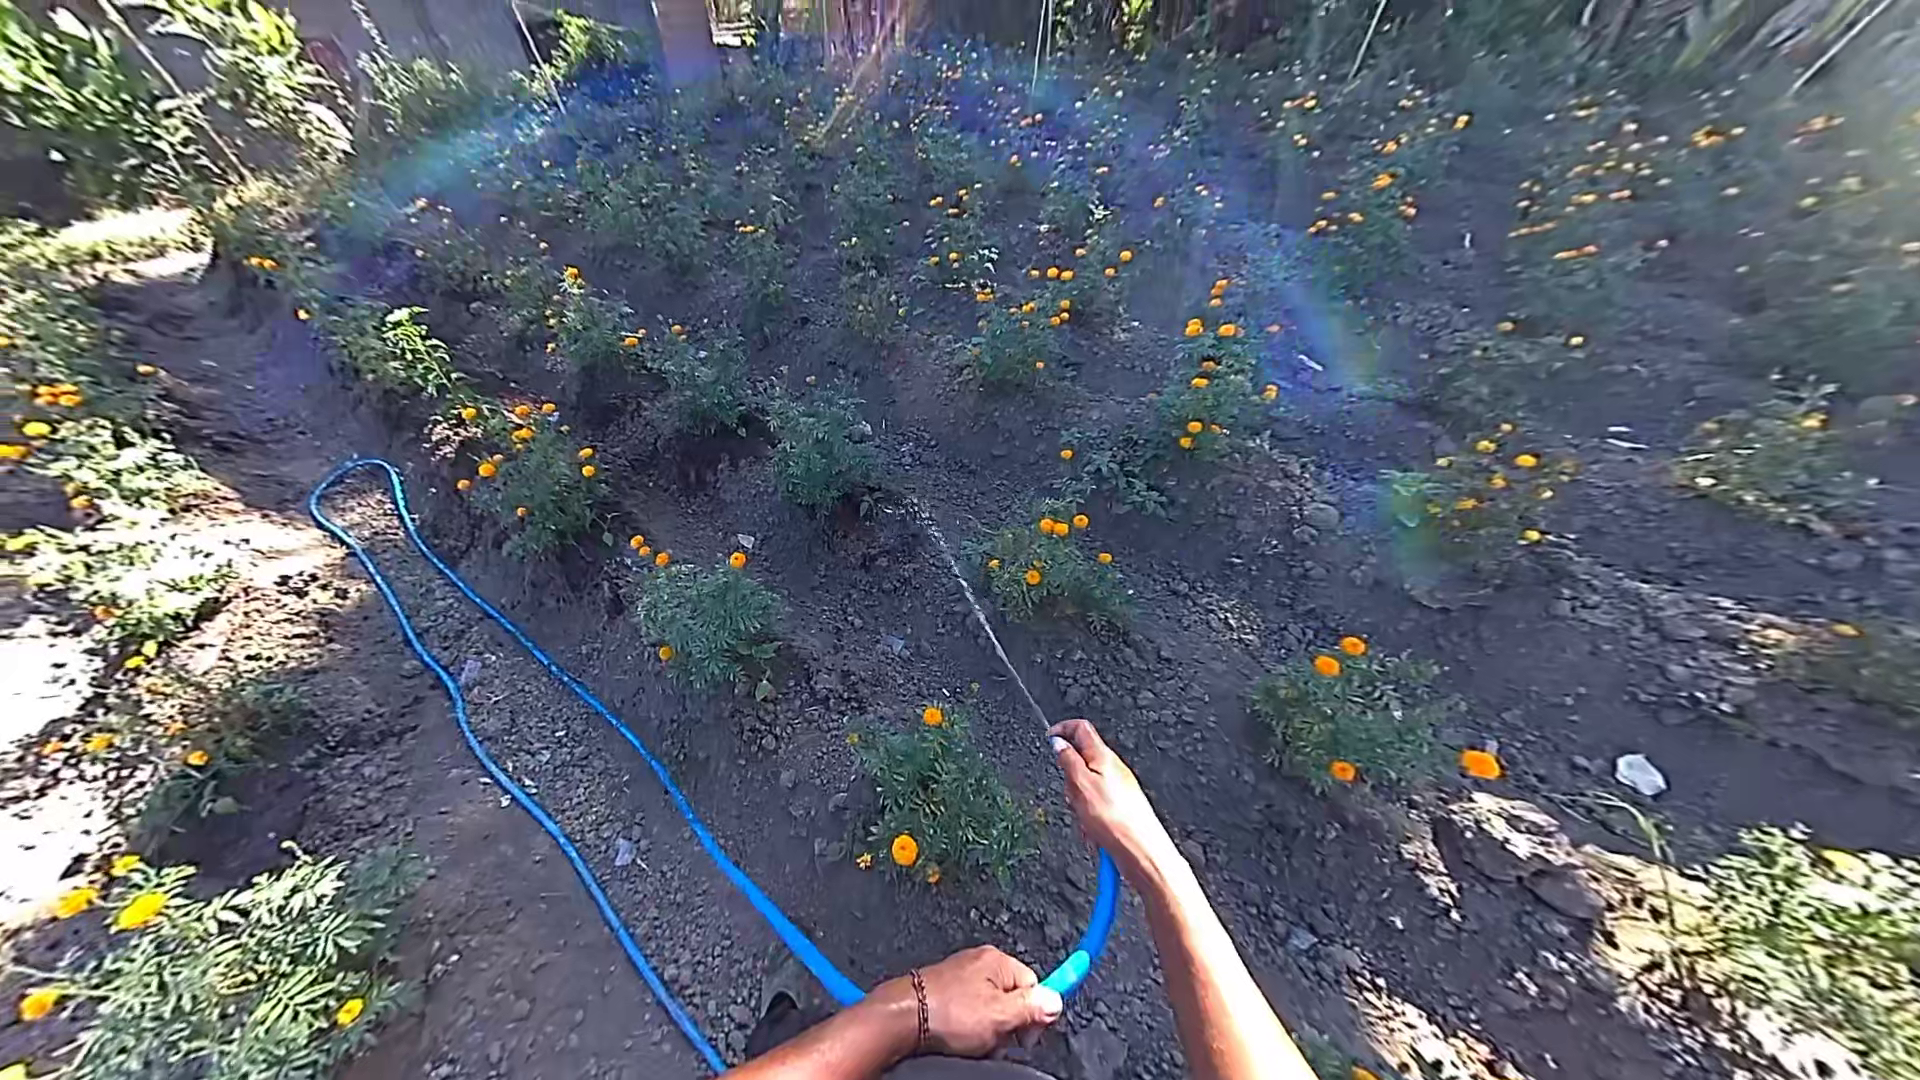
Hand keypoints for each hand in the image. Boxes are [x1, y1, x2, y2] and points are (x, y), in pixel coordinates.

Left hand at [890, 945, 1062, 1058]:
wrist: (907, 1015)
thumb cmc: (949, 1012)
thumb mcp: (999, 1016)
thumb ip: (1030, 1008)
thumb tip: (1056, 1000)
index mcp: (998, 960)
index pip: (1034, 983)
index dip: (1033, 1013)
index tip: (1025, 1035)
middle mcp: (981, 960)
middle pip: (1013, 995)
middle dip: (1009, 1021)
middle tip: (996, 1039)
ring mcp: (964, 973)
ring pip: (992, 1005)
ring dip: (990, 1026)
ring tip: (975, 1039)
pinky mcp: (950, 988)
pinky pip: (973, 1007)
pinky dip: (971, 1023)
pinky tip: (962, 1035)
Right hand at [1049, 718, 1177, 879]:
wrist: (1143, 853)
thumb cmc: (1116, 821)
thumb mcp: (1081, 785)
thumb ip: (1067, 760)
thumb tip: (1058, 742)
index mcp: (1103, 756)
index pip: (1081, 727)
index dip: (1062, 729)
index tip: (1049, 740)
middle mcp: (1112, 768)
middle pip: (1080, 759)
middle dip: (1069, 776)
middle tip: (1071, 791)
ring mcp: (1117, 787)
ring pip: (1085, 784)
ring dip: (1078, 800)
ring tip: (1085, 816)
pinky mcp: (1119, 807)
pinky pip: (1095, 804)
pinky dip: (1089, 816)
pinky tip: (1094, 830)